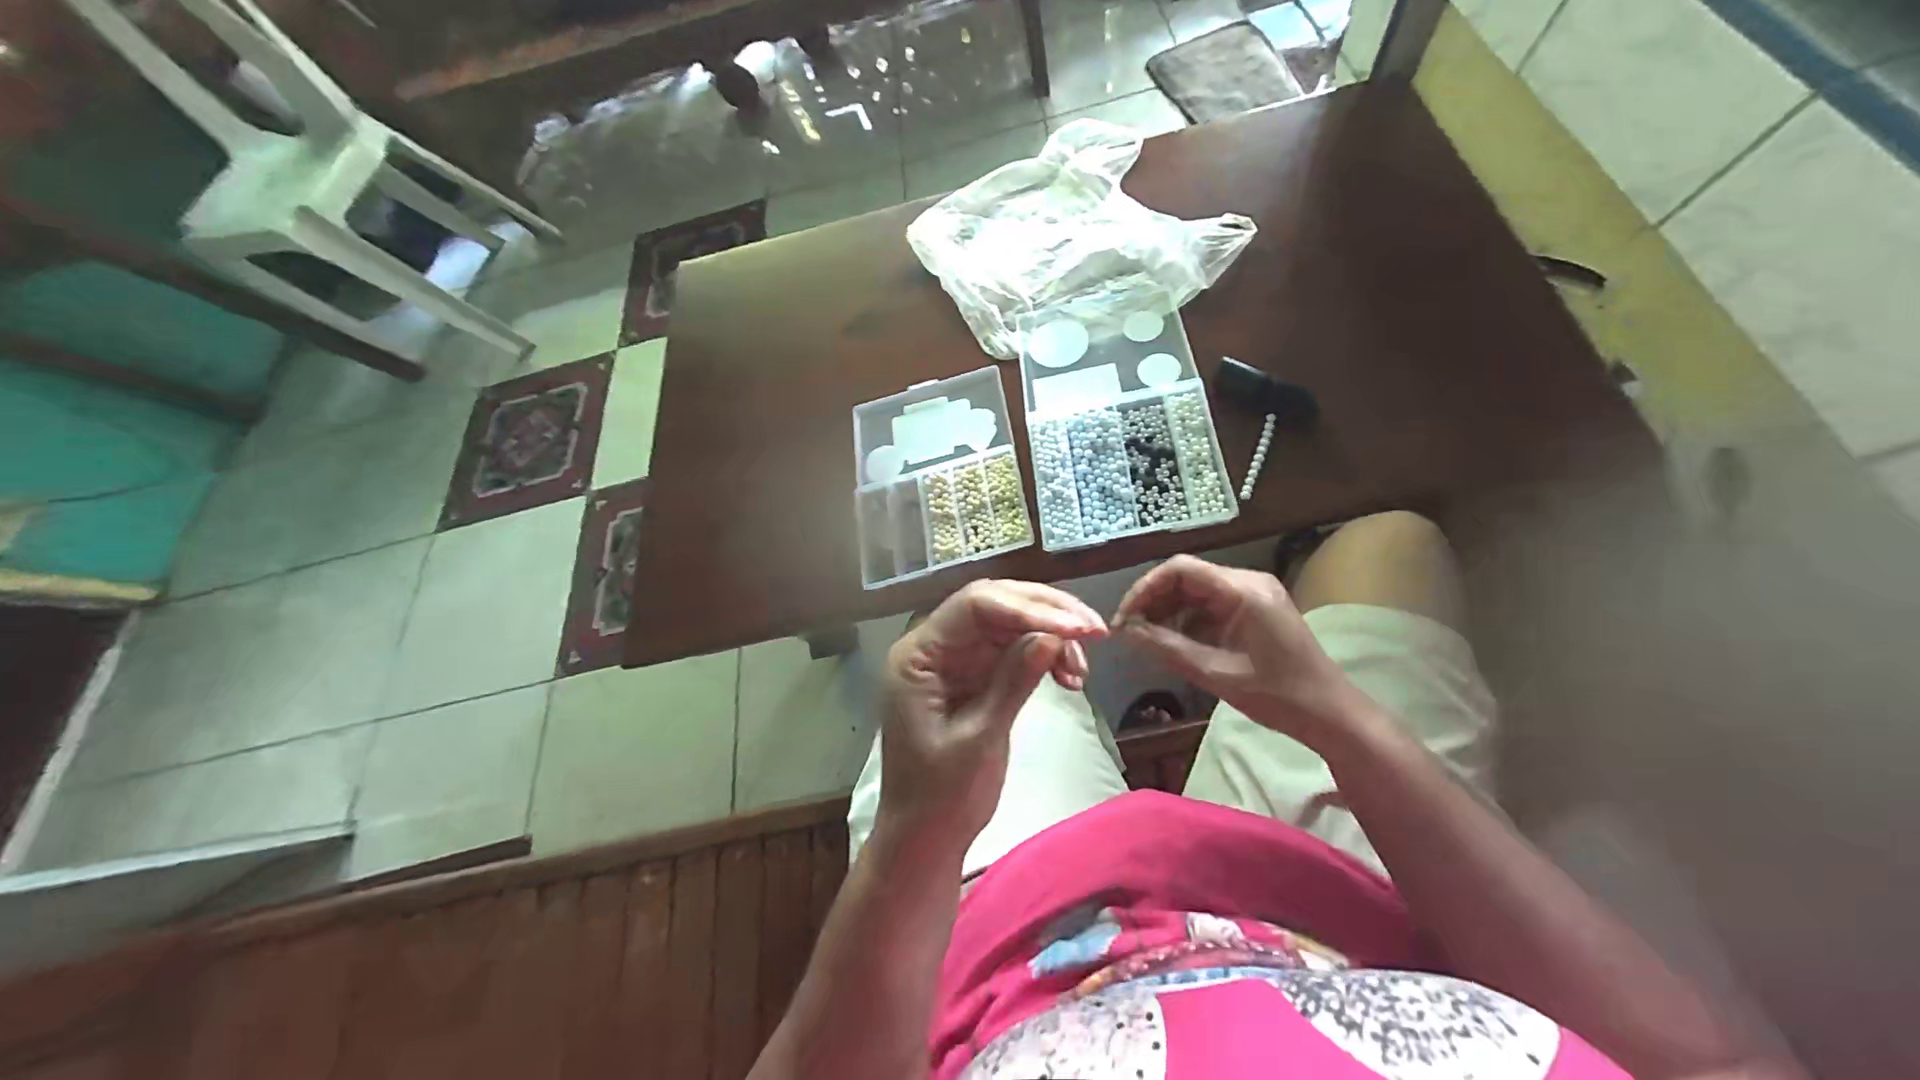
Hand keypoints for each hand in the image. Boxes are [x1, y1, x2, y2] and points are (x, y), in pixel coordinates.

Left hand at [878, 581, 1106, 851]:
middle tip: (1095, 632)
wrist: (925, 838)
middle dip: (1046, 613)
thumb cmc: (940, 796)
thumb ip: (1013, 681)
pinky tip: (1071, 677)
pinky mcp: (975, 674)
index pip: (974, 607)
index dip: (1028, 609)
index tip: (1077, 629)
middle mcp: (934, 645)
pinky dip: (1044, 655)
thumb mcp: (980, 738)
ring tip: (1082, 670)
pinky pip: (1013, 649)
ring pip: (1009, 623)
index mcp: (918, 655)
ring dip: (1051, 635)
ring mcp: (955, 658)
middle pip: (994, 604)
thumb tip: (1054, 635)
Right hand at [1114, 555, 1358, 744]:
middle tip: (1130, 633)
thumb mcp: (1216, 673)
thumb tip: (1126, 632)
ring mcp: (1252, 594)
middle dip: (1153, 602)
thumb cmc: (1278, 696)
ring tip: (1147, 641)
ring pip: (1194, 592)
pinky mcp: (1253, 609)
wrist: (1330, 714)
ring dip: (1168, 613)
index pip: (1179, 569)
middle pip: (1185, 577)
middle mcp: (1247, 582)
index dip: (1145, 589)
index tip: (1125, 619)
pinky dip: (1186, 621)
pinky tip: (1174, 644)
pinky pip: (1209, 605)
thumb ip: (1167, 648)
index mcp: (1243, 590)